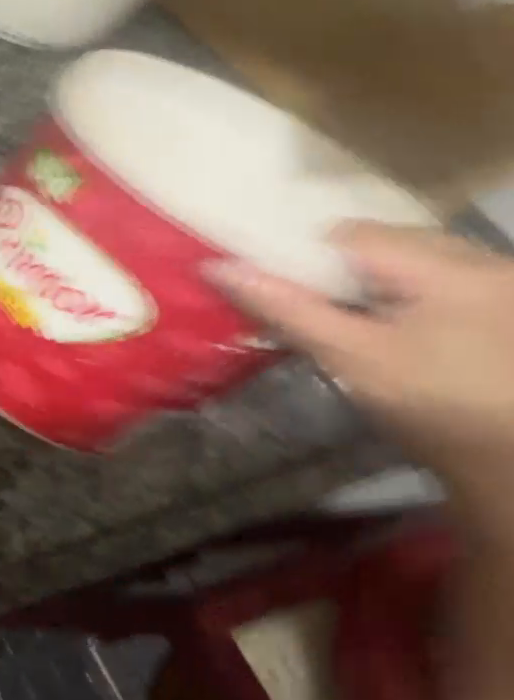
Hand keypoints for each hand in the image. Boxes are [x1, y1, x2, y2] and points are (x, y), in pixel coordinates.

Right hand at [209, 221, 513, 531]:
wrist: (512, 465)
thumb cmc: (429, 410)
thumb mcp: (349, 357)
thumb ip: (284, 306)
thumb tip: (215, 266)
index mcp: (448, 270)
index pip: (351, 234)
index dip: (308, 259)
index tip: (287, 294)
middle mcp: (486, 262)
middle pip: (385, 241)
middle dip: (342, 270)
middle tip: (320, 311)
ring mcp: (504, 283)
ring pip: (411, 257)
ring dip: (373, 281)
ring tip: (358, 322)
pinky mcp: (507, 303)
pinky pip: (441, 275)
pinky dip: (406, 292)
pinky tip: (401, 329)